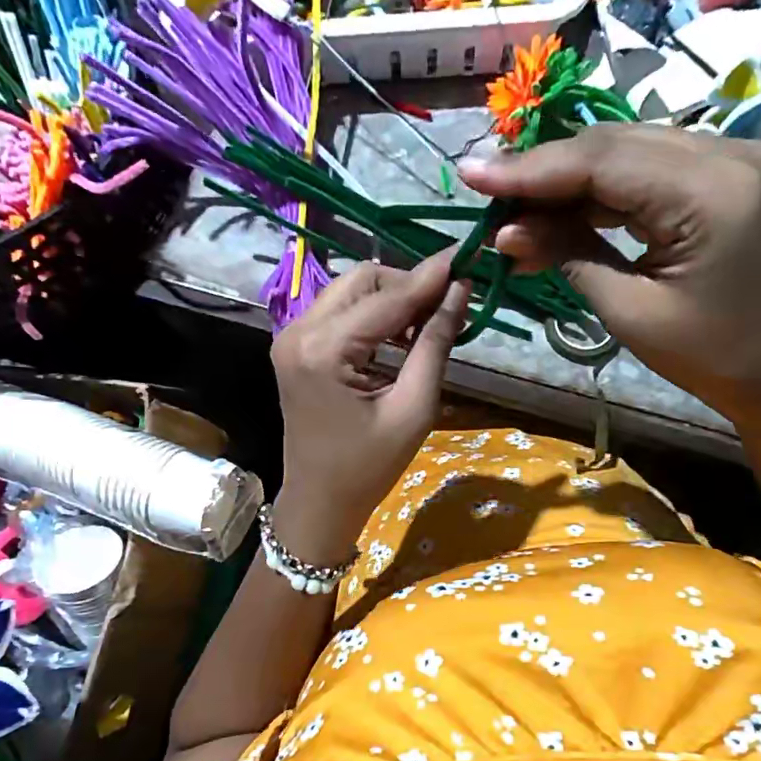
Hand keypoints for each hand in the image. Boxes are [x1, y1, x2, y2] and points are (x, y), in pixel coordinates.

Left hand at [270, 253, 470, 563]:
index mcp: (323, 349)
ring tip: (430, 324)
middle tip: (449, 305)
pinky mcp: (296, 346)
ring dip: (392, 298)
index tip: (469, 258)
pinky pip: (341, 311)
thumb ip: (435, 344)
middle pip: (363, 279)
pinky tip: (401, 336)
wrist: (319, 502)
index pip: (386, 297)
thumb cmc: (368, 466)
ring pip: (351, 290)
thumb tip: (459, 291)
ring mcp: (292, 336)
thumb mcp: (414, 408)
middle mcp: (298, 330)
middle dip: (409, 285)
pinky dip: (374, 315)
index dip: (431, 277)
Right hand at [459, 125, 760, 419]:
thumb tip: (502, 230)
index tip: (472, 171)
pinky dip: (600, 186)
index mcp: (714, 193)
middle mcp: (730, 154)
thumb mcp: (627, 310)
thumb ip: (567, 255)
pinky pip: (647, 164)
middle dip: (545, 170)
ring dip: (568, 176)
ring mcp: (732, 154)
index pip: (605, 162)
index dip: (533, 169)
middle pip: (614, 145)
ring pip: (627, 149)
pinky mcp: (724, 166)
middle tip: (486, 188)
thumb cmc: (703, 353)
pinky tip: (559, 204)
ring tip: (513, 201)